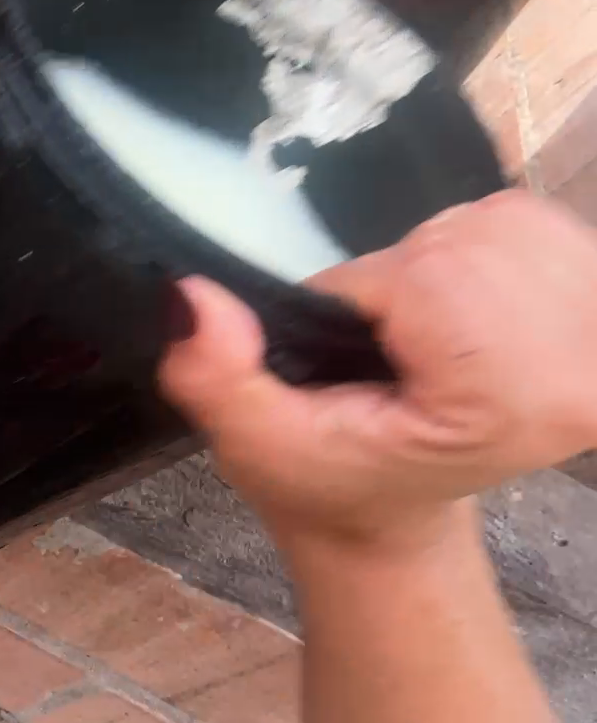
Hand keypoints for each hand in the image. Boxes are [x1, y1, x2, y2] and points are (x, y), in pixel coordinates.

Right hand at [160, 189, 596, 551]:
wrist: (380, 501)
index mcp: (514, 405)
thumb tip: (190, 293)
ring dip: (430, 259)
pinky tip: (448, 307)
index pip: (432, 273)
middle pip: (475, 239)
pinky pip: (533, 222)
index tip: (331, 347)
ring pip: (505, 222)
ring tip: (407, 323)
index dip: (350, 293)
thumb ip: (214, 373)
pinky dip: (472, 250)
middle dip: (394, 274)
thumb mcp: (246, 439)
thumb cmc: (316, 477)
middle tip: (369, 338)